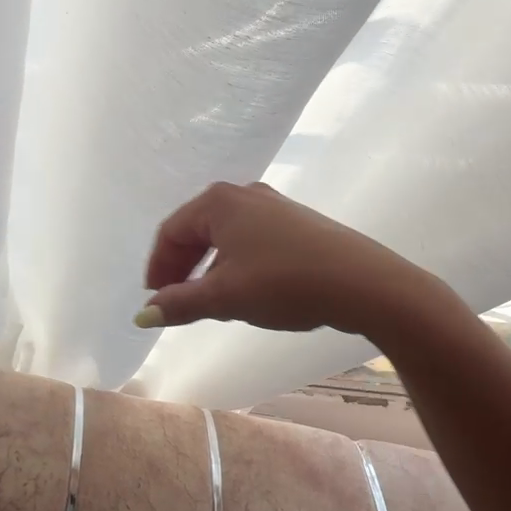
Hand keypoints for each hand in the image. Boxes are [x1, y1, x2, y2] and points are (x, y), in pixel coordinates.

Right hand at [136, 181, 449, 336]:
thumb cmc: (285, 284)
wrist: (368, 285)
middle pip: (196, 231)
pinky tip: (249, 290)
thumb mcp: (224, 298)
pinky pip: (251, 239)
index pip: (170, 232)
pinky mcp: (298, 222)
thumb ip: (179, 304)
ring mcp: (273, 205)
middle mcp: (242, 194)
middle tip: (177, 301)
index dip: (158, 268)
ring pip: (225, 237)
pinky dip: (238, 263)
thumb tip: (142, 316)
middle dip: (183, 268)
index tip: (155, 301)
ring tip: (212, 301)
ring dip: (210, 268)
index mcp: (217, 202)